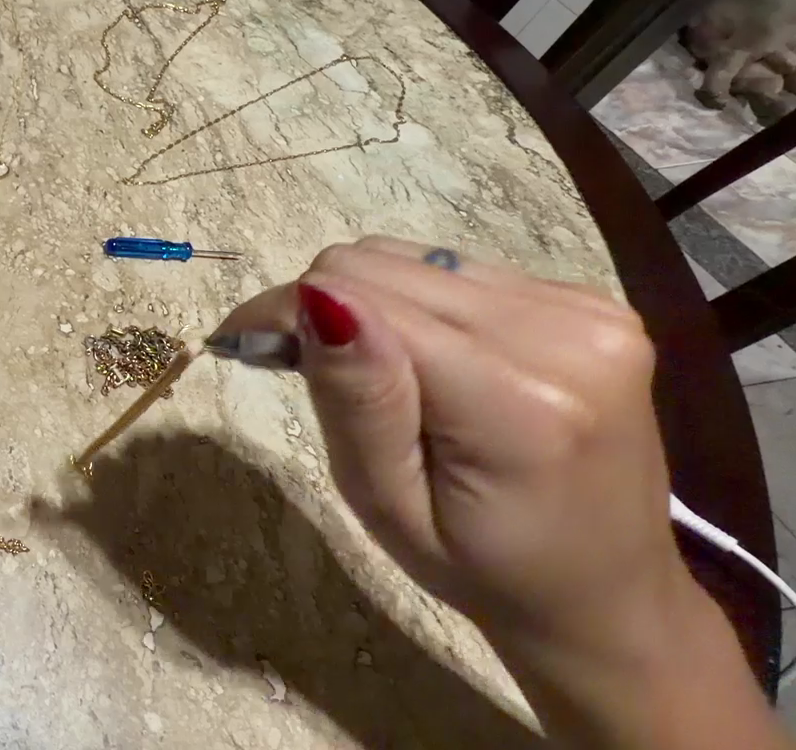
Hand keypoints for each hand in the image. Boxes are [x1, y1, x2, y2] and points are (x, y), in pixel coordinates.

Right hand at [213, 237, 786, 747]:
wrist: (606, 590)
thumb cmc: (479, 565)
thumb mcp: (387, 506)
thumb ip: (357, 402)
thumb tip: (315, 300)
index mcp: (520, 400)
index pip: (361, 299)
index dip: (283, 313)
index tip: (241, 348)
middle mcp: (563, 333)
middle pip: (374, 265)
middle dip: (314, 306)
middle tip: (296, 365)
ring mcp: (583, 309)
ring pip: (402, 257)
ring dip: (358, 300)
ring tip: (356, 364)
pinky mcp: (583, 300)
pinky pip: (443, 265)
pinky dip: (404, 300)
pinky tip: (411, 352)